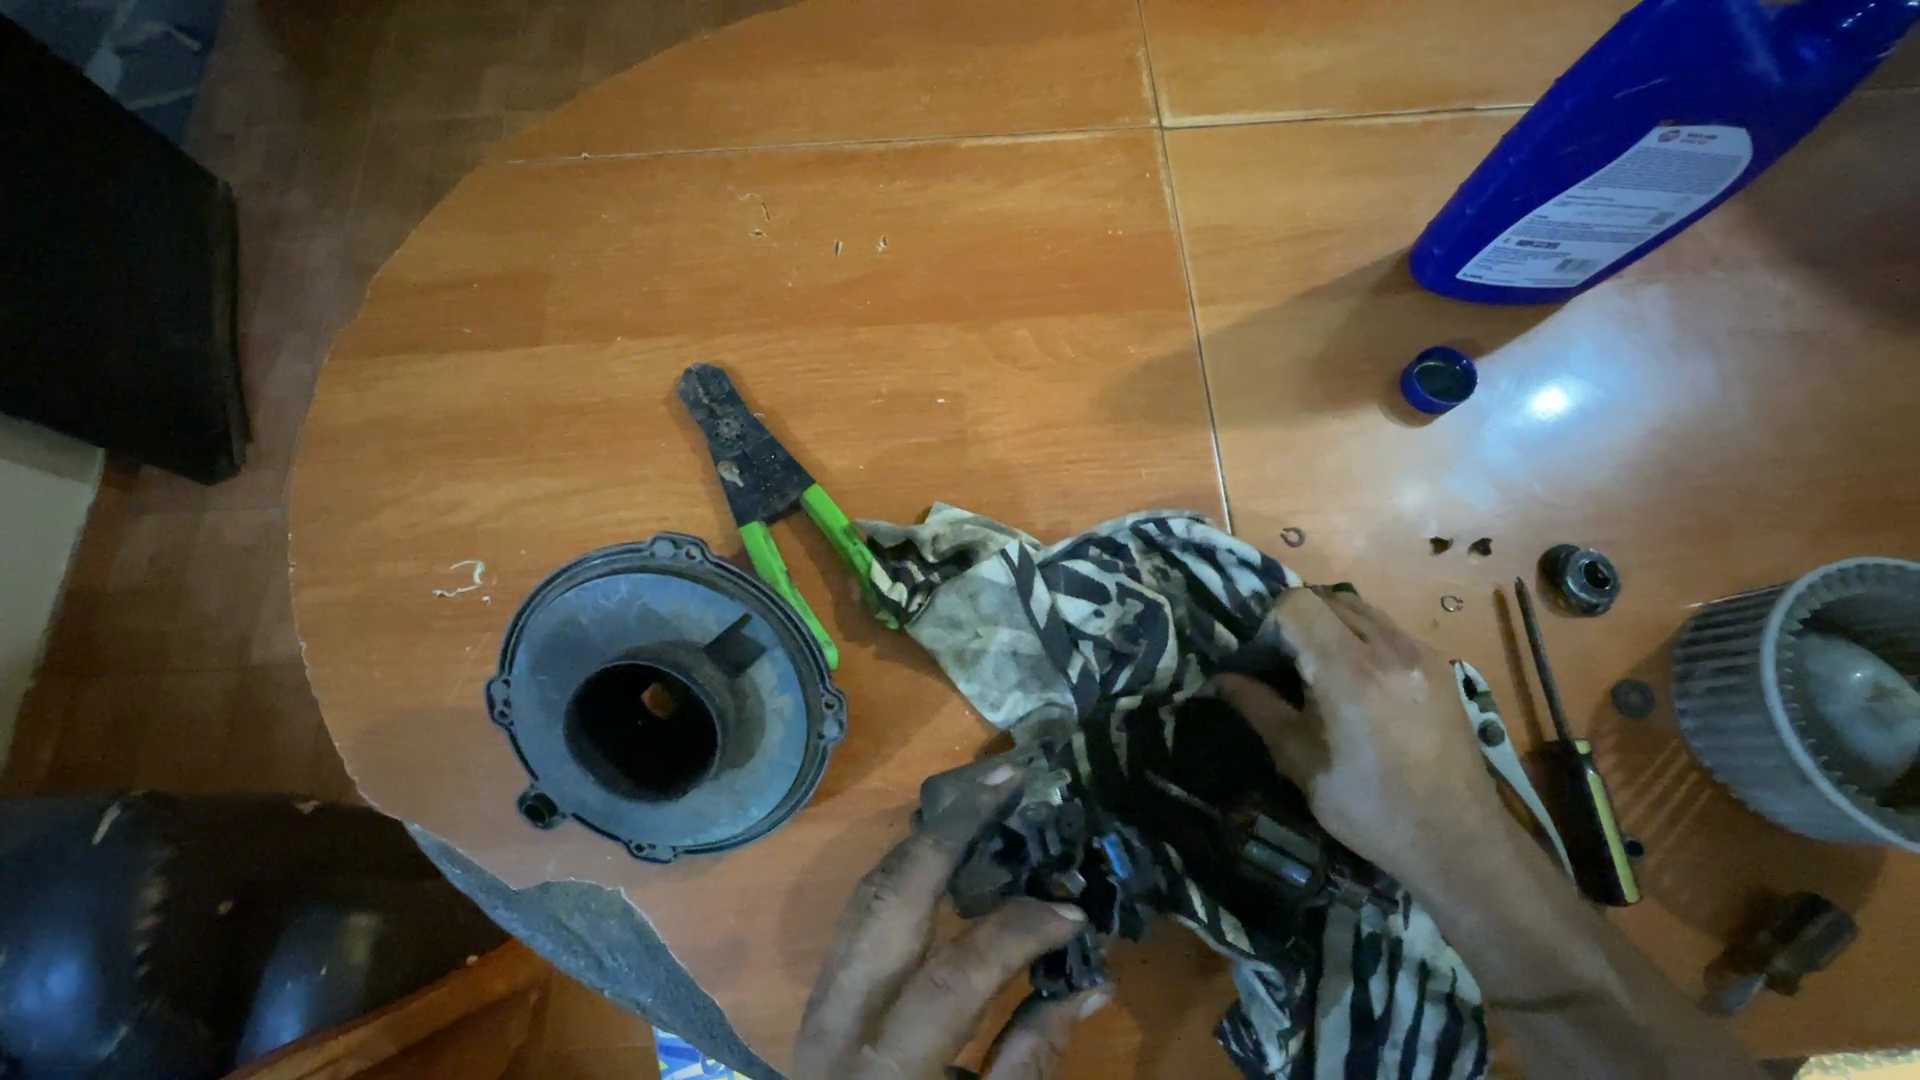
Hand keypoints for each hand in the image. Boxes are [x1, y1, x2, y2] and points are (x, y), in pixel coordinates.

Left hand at [795, 765, 1110, 1079]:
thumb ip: (1031, 1059)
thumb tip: (1089, 979)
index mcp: (881, 1067)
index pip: (954, 978)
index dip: (1018, 935)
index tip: (1073, 911)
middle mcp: (839, 1016)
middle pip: (891, 896)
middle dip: (952, 827)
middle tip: (1008, 777)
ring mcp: (820, 994)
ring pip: (870, 887)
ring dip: (927, 836)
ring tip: (981, 796)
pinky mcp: (821, 986)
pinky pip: (864, 907)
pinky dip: (906, 869)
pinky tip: (941, 847)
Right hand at [1209, 588, 1506, 887]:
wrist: (1459, 842)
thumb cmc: (1369, 808)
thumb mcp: (1300, 761)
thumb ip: (1257, 708)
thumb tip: (1219, 678)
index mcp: (1351, 672)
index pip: (1297, 604)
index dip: (1269, 624)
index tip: (1262, 660)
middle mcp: (1390, 649)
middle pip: (1327, 598)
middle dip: (1296, 621)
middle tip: (1283, 665)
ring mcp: (1421, 653)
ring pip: (1358, 608)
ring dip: (1328, 625)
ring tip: (1317, 670)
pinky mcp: (1439, 665)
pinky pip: (1387, 628)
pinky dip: (1359, 637)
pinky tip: (1355, 681)